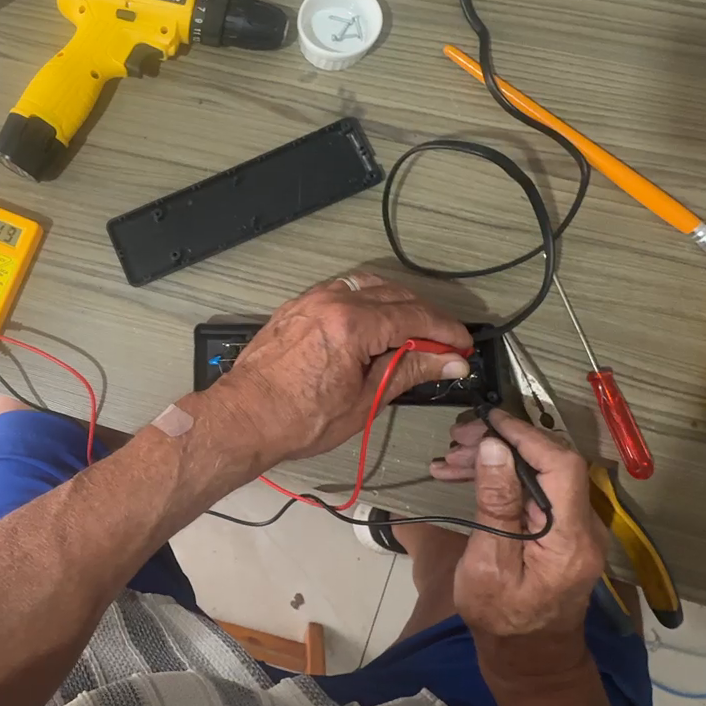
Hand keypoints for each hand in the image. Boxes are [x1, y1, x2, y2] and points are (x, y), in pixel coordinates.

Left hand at [207, 274, 471, 467]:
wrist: (245, 418)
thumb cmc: (298, 418)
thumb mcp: (364, 401)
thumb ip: (408, 372)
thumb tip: (448, 362)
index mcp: (352, 325)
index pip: (415, 317)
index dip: (445, 331)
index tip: (461, 346)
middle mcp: (331, 302)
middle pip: (394, 296)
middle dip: (425, 318)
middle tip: (442, 344)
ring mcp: (310, 301)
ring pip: (367, 287)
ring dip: (395, 303)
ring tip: (412, 333)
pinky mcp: (296, 307)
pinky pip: (340, 292)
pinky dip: (364, 301)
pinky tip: (372, 323)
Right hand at [448, 412, 604, 664]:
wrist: (528, 659)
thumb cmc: (502, 618)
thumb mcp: (488, 563)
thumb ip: (495, 504)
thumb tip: (494, 447)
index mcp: (570, 537)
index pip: (561, 465)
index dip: (525, 434)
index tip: (486, 419)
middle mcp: (582, 527)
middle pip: (549, 463)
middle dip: (501, 442)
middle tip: (456, 437)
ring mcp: (573, 528)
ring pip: (537, 472)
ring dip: (493, 458)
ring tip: (449, 457)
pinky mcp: (559, 530)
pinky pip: (532, 488)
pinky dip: (498, 476)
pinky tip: (462, 473)